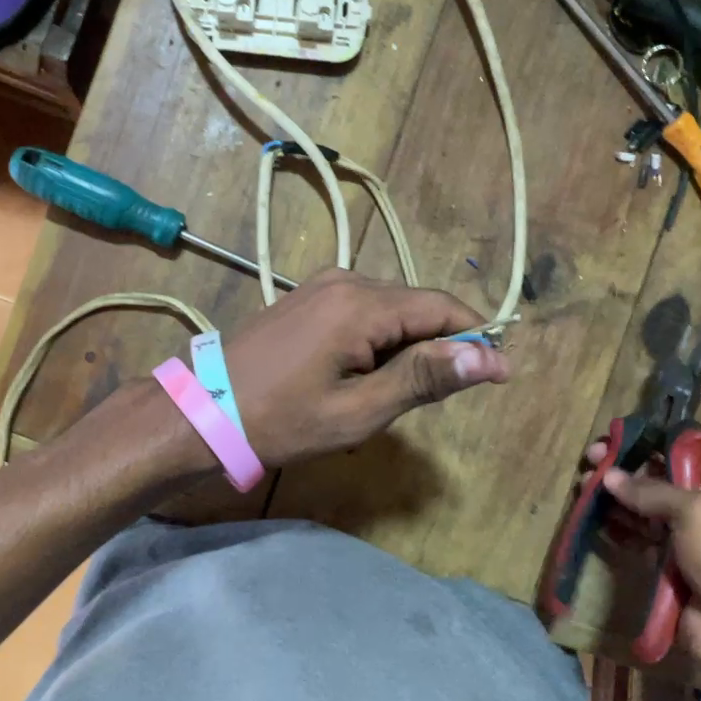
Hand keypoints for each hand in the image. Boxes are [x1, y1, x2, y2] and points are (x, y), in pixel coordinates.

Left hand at [219, 271, 509, 466]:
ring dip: (401, 350)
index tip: (497, 377)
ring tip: (378, 398)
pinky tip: (354, 380)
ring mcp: (322, 285)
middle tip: (418, 404)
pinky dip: (375, 344)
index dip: (476, 339)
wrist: (203, 412)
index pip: (442, 308)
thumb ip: (424, 378)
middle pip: (416, 307)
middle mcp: (345, 280)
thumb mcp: (358, 411)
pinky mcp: (307, 298)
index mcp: (360, 304)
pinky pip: (362, 313)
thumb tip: (491, 357)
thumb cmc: (281, 421)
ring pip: (390, 312)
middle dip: (433, 350)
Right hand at [582, 442, 700, 686]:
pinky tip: (593, 519)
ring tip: (582, 488)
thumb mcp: (697, 511)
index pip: (687, 454)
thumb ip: (651, 490)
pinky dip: (617, 529)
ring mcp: (686, 541)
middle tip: (587, 462)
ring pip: (644, 511)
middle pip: (660, 480)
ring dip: (615, 499)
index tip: (616, 437)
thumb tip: (609, 476)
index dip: (652, 442)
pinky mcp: (667, 570)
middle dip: (625, 469)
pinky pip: (638, 541)